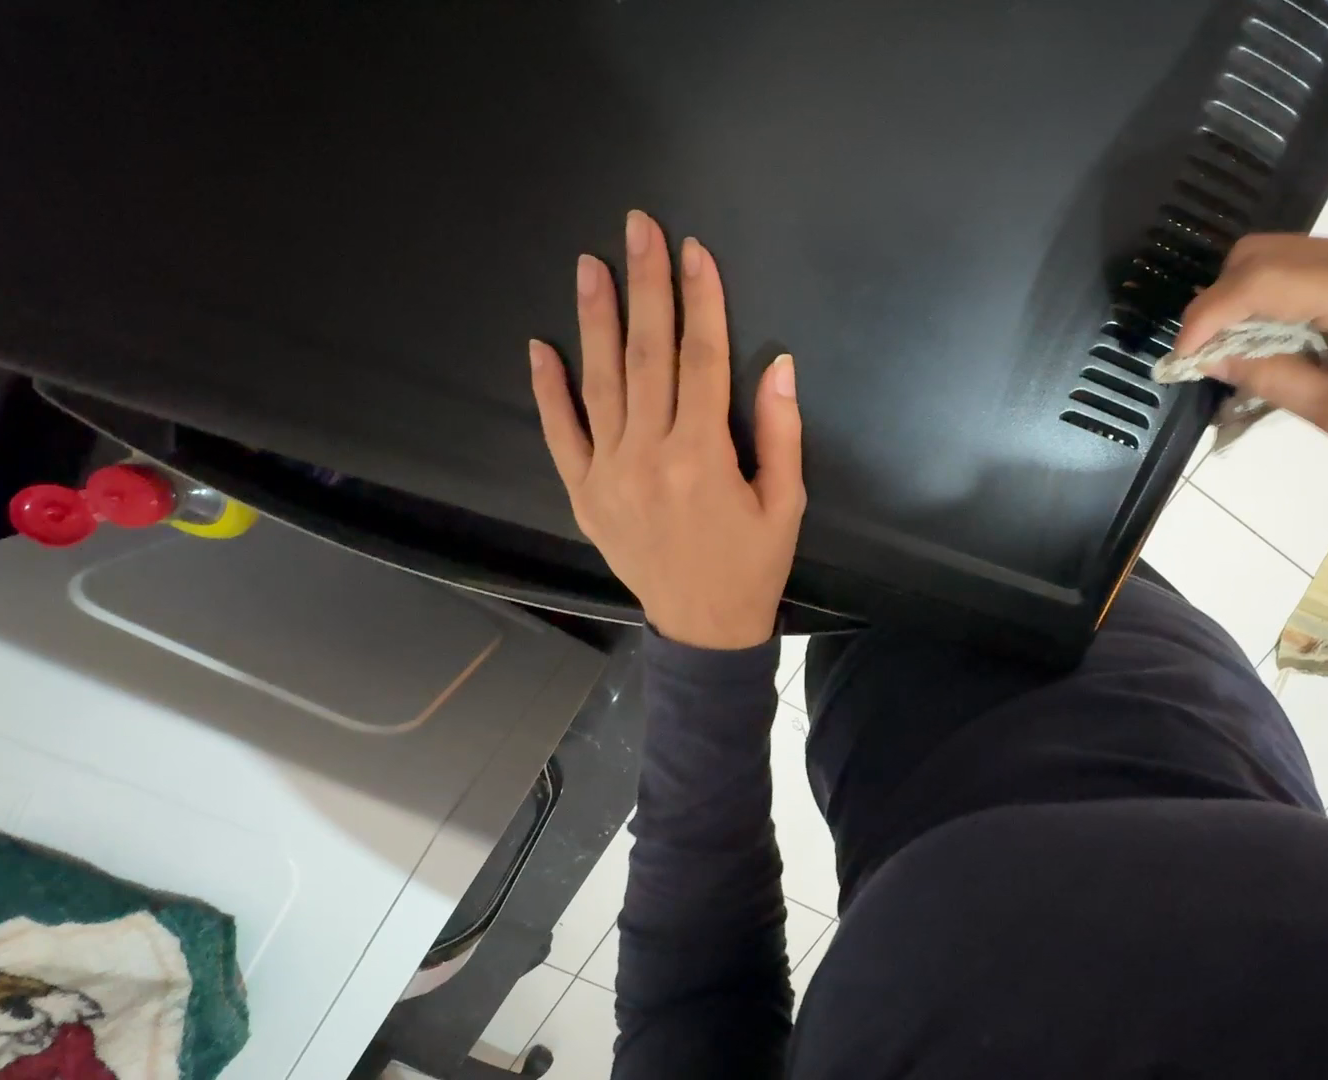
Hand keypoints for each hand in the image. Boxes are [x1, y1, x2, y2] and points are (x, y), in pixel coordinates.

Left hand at [530, 210, 805, 649]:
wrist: (703, 629)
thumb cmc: (753, 565)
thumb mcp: (787, 503)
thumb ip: (782, 432)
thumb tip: (780, 364)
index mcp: (703, 456)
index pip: (702, 359)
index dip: (701, 301)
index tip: (694, 250)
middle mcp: (648, 455)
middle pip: (647, 355)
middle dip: (646, 286)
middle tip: (638, 228)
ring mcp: (607, 473)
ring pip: (600, 381)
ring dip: (596, 319)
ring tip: (592, 265)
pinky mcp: (583, 492)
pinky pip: (561, 432)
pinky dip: (549, 389)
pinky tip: (541, 346)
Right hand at [1173, 233, 1327, 466]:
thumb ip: (1274, 379)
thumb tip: (1213, 357)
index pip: (1263, 280)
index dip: (1208, 313)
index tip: (1182, 354)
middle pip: (1265, 252)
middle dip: (1220, 301)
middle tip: (1209, 353)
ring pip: (1282, 251)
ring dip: (1246, 296)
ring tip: (1240, 347)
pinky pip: (1310, 261)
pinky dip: (1277, 292)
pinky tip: (1279, 332)